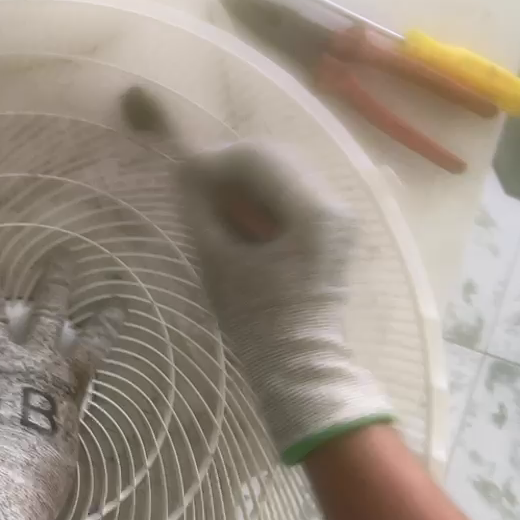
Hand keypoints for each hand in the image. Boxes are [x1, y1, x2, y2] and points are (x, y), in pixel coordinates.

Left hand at [0, 258, 123, 519]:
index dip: (107, 325)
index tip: (117, 305)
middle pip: (49, 312)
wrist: (3, 475)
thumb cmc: (44, 475)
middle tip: (61, 258)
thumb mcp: (66, 451)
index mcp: (67, 381)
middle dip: (56, 283)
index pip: (95, 346)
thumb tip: (55, 440)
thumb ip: (60, 432)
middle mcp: (34, 360)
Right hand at [175, 140, 392, 464]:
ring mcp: (338, 213)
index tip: (182, 175)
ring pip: (284, 168)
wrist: (301, 363)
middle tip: (195, 184)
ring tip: (213, 196)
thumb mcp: (219, 261)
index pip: (257, 159)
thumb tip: (184, 173)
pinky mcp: (332, 225)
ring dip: (245, 176)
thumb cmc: (257, 318)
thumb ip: (201, 211)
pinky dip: (261, 190)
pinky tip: (238, 208)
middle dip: (230, 165)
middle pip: (274, 156)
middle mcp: (334, 203)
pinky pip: (293, 188)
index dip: (214, 161)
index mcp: (311, 212)